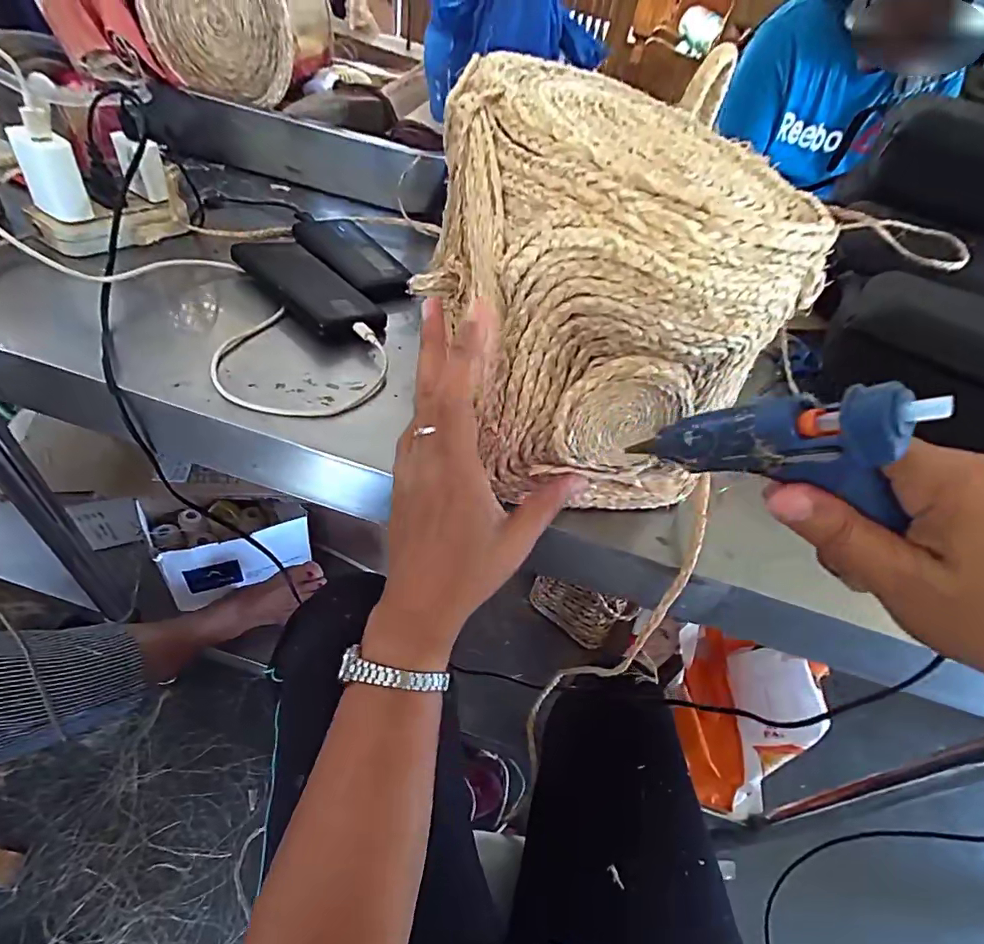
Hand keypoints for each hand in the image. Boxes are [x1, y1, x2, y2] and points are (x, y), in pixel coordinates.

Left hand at [367, 298, 583, 666]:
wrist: (416, 603)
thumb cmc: (467, 575)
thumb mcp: (514, 542)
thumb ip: (544, 505)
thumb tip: (579, 477)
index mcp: (456, 470)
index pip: (459, 398)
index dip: (468, 353)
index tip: (478, 313)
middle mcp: (427, 459)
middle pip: (429, 391)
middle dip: (433, 342)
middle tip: (437, 299)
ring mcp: (410, 467)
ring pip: (418, 407)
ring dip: (426, 367)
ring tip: (433, 332)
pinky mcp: (403, 478)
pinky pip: (414, 428)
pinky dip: (425, 401)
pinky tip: (433, 395)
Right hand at [762, 441, 983, 699]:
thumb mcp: (900, 582)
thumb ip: (838, 533)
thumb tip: (777, 493)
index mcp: (953, 476)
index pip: (868, 435)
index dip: (819, 450)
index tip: (783, 482)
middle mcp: (972, 464)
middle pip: (877, 461)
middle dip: (845, 503)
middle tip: (845, 558)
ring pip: (894, 483)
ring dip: (869, 521)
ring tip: (880, 573)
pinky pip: (922, 497)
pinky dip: (897, 525)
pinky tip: (903, 565)